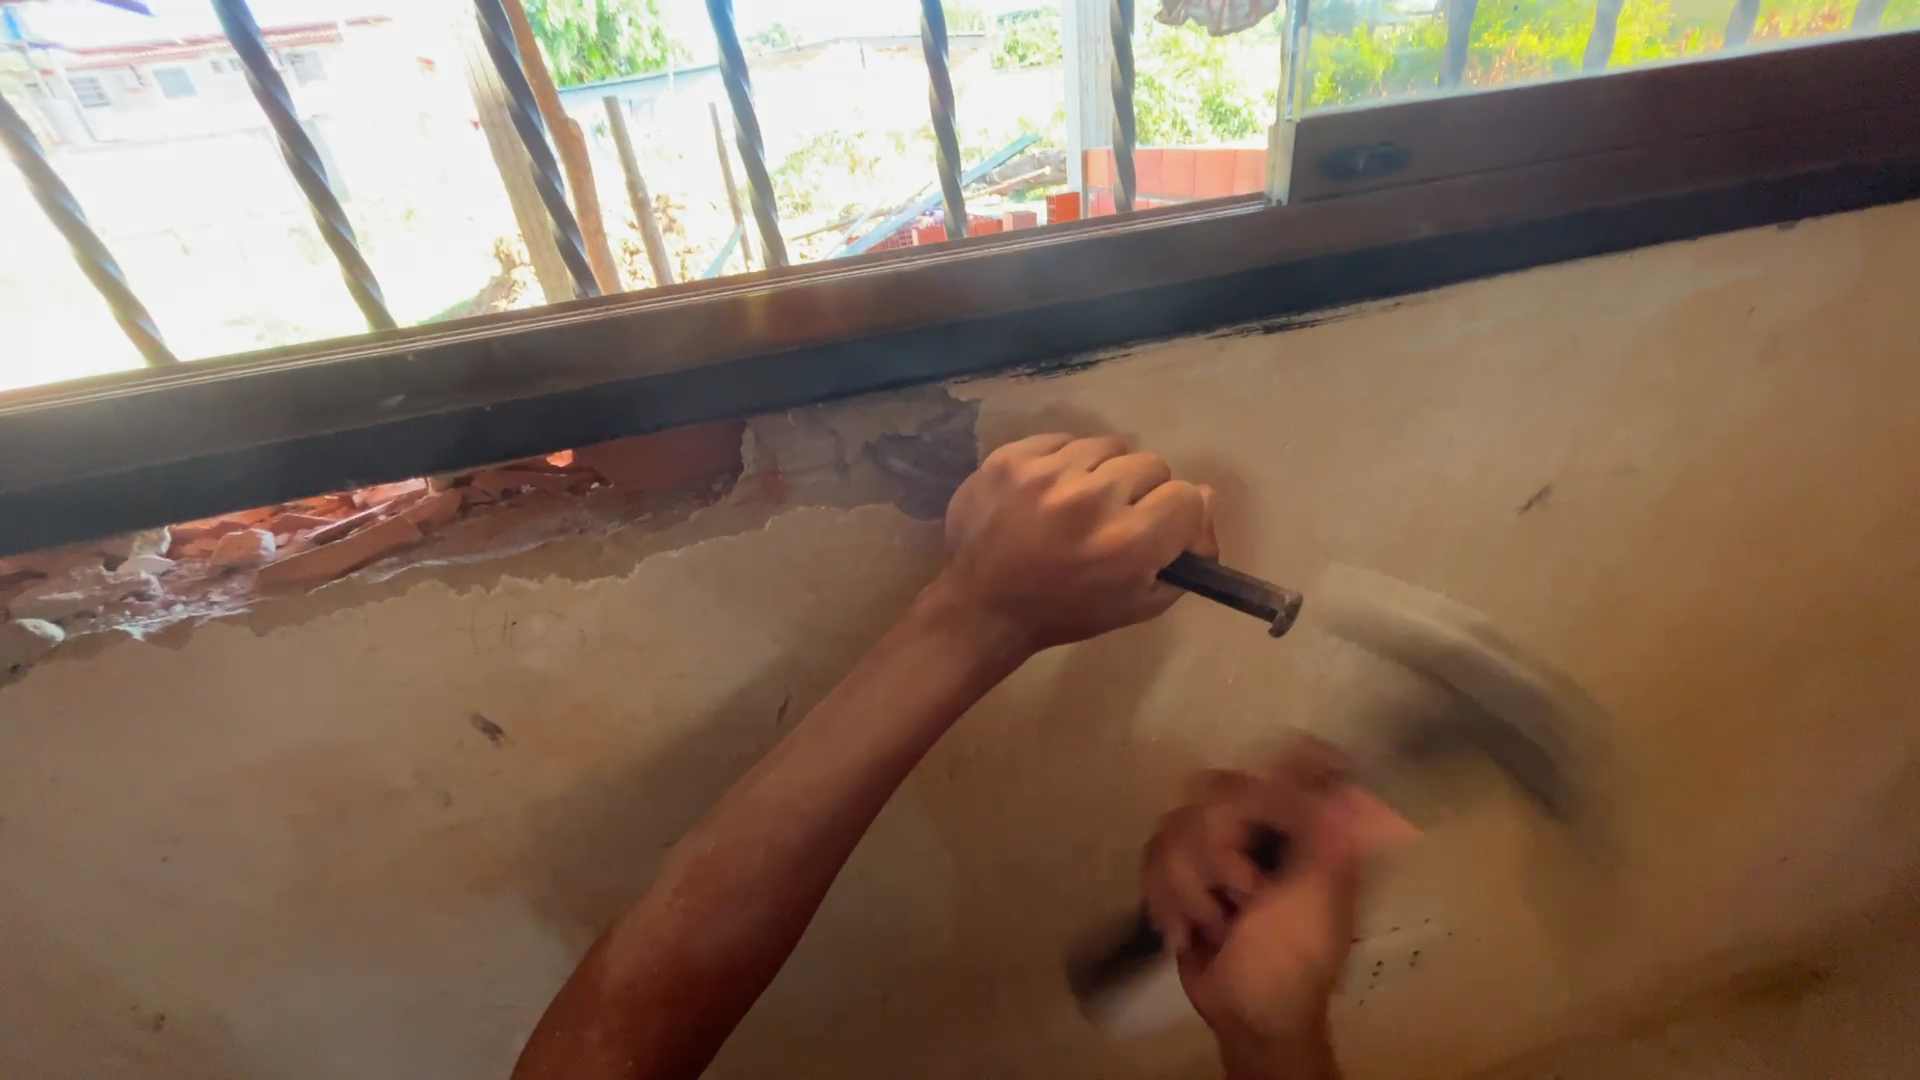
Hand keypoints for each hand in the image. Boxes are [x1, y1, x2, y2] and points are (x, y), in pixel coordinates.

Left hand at [936, 434, 1217, 652]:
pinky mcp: (1011, 458)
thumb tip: (1205, 497)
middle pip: (1151, 465)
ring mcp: (1046, 473)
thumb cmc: (1065, 611)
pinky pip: (1062, 440)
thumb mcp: (1138, 604)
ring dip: (1103, 472)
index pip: (1188, 496)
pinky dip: (1063, 462)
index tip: (1160, 528)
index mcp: (1129, 541)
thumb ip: (1183, 556)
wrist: (983, 605)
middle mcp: (1091, 498)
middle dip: (1141, 493)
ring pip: (1108, 446)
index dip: (1178, 515)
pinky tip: (1049, 490)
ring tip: (1080, 501)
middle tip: (1116, 518)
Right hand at [1142, 742, 1415, 1079]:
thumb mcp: (1315, 906)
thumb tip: (1350, 787)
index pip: (1281, 767)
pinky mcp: (1181, 865)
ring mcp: (1216, 844)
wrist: (1244, 1018)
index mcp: (1301, 830)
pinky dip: (1166, 897)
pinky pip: (1152, 852)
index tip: (1250, 831)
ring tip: (1212, 923)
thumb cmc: (1289, 966)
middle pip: (1212, 792)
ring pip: (1175, 824)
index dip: (1258, 787)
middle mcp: (1259, 827)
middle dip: (1213, 854)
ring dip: (1189, 887)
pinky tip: (1185, 928)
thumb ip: (1325, 842)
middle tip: (1238, 894)